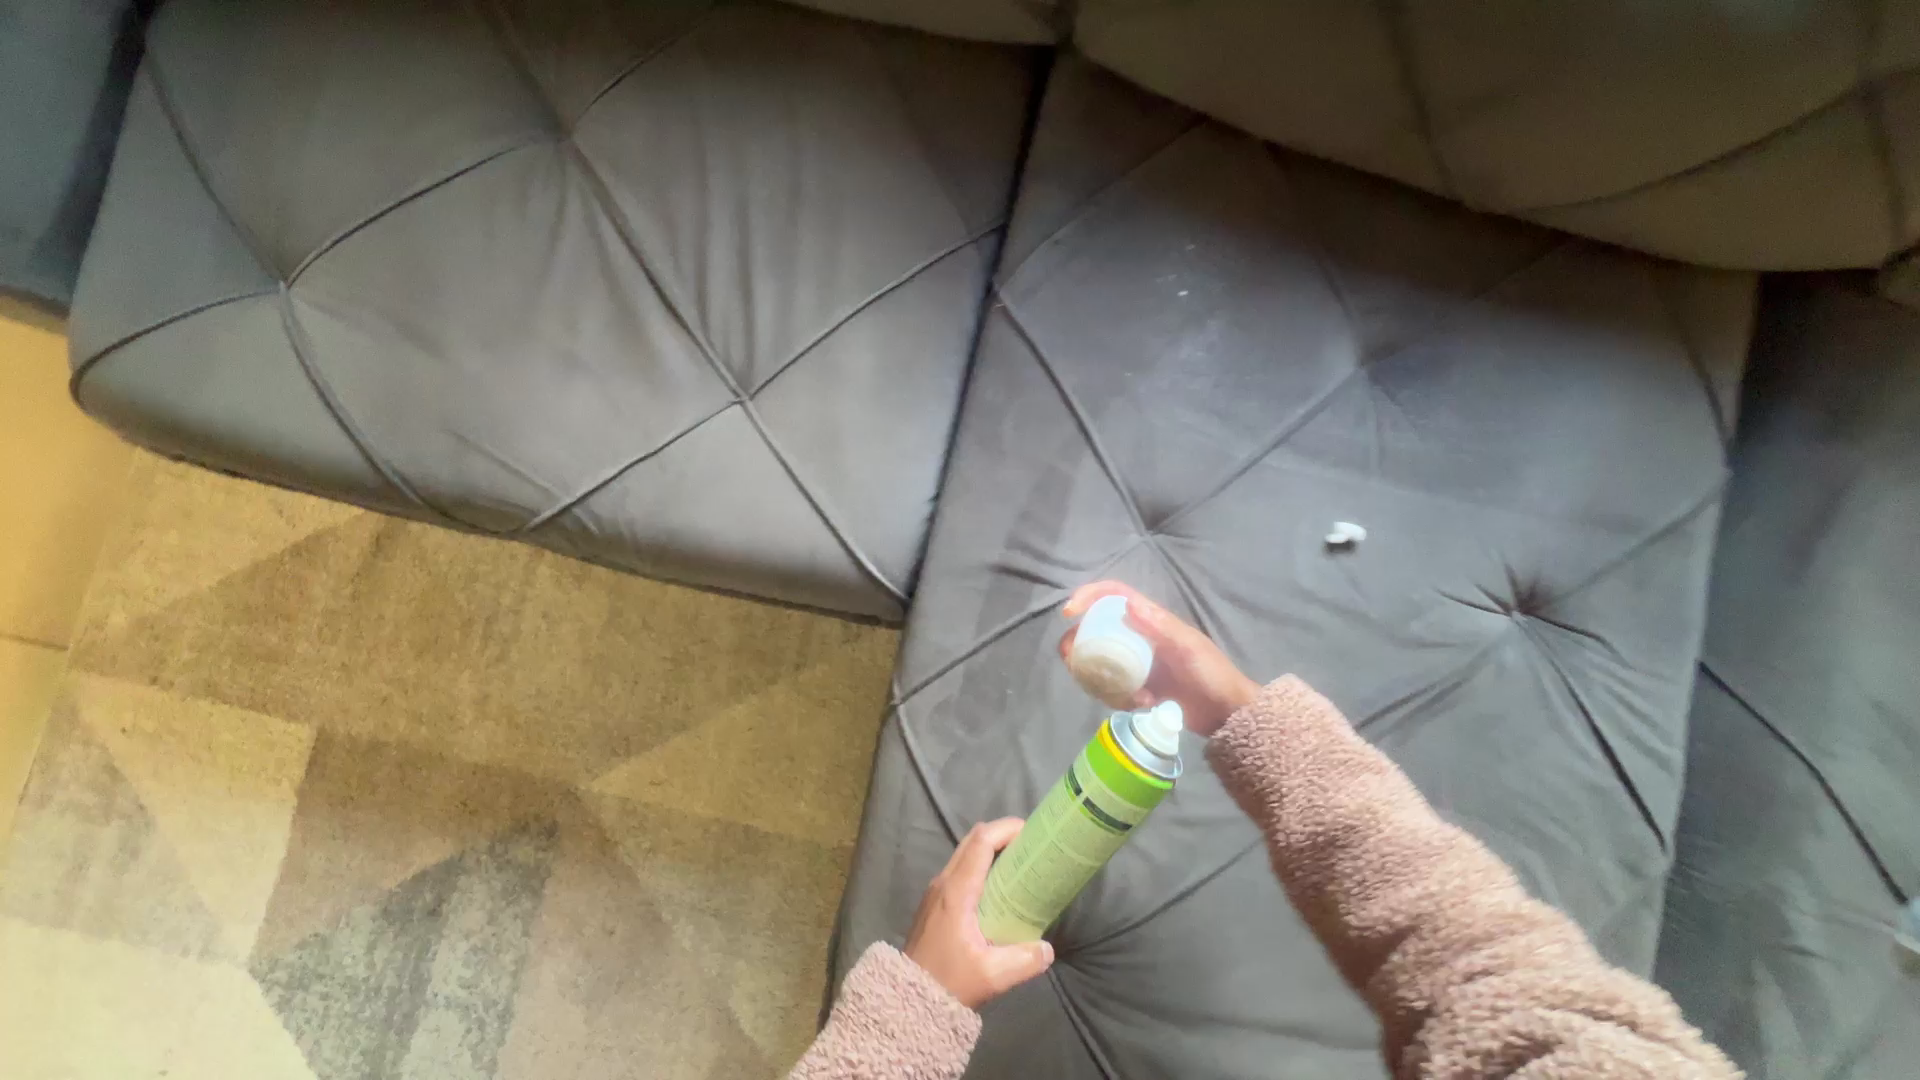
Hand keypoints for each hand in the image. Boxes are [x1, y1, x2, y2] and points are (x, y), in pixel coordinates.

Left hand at [903, 818, 1054, 1008]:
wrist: (907, 999)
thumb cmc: (949, 983)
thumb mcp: (991, 976)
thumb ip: (1024, 961)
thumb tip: (1048, 949)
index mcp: (957, 891)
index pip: (981, 842)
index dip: (1005, 829)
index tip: (1030, 831)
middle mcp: (943, 882)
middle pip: (971, 840)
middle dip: (1001, 834)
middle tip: (1029, 845)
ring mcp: (935, 890)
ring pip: (963, 853)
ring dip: (989, 848)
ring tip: (1018, 862)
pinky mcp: (934, 901)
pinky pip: (959, 868)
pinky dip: (980, 863)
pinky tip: (998, 885)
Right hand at [1059, 580, 1260, 737]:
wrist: (1226, 714)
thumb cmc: (1212, 674)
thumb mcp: (1189, 648)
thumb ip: (1161, 627)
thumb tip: (1127, 605)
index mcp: (1150, 619)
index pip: (1113, 596)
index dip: (1089, 596)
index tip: (1070, 613)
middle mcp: (1137, 637)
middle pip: (1094, 628)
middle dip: (1077, 642)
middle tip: (1072, 661)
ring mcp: (1135, 663)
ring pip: (1098, 660)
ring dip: (1099, 675)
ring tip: (1126, 694)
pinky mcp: (1135, 687)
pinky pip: (1110, 687)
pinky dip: (1116, 696)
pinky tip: (1141, 705)